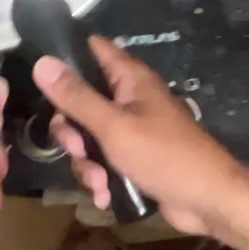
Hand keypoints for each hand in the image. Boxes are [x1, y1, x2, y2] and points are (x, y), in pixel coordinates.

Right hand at [33, 38, 248, 236]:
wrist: (207, 200)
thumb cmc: (164, 155)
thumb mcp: (113, 126)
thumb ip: (76, 97)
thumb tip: (42, 62)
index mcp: (130, 79)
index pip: (93, 49)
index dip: (66, 57)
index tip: (42, 78)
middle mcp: (130, 98)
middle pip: (80, 101)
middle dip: (71, 131)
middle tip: (77, 149)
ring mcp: (132, 129)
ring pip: (88, 137)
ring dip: (86, 163)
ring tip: (99, 183)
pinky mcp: (133, 158)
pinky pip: (103, 161)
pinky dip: (100, 178)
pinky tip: (106, 196)